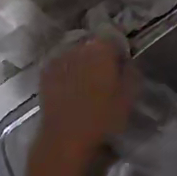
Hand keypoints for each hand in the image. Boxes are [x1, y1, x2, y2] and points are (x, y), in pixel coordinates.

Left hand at [37, 36, 135, 155]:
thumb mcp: (129, 96)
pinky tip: (72, 86)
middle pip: (92, 44)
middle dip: (99, 55)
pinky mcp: (45, 73)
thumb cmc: (102, 117)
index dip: (118, 50)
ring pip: (75, 53)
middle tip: (106, 74)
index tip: (122, 63)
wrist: (65, 137)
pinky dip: (68, 70)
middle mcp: (78, 48)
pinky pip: (61, 65)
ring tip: (88, 81)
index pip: (113, 38)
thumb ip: (131, 72)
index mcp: (101, 49)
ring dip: (82, 62)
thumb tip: (127, 62)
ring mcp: (58, 59)